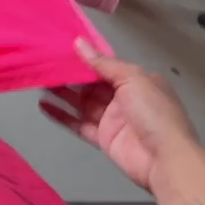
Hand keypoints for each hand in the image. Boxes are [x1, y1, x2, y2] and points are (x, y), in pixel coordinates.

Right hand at [39, 39, 204, 192]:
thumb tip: (79, 43)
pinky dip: (61, 115)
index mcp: (136, 81)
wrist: (166, 161)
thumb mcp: (133, 79)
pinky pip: (78, 124)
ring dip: (61, 92)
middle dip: (69, 74)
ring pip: (81, 101)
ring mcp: (112, 119)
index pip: (106, 66)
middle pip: (90, 83)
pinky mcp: (103, 138)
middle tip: (43, 62)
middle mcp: (123, 98)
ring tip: (38, 80)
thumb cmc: (154, 113)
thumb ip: (103, 63)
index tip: (61, 47)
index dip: (85, 57)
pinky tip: (43, 106)